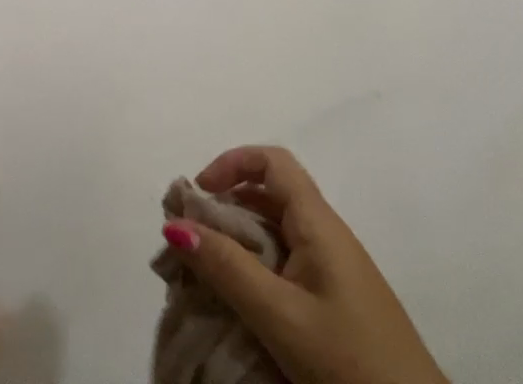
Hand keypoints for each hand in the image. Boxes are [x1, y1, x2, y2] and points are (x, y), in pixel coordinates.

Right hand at [162, 147, 446, 383]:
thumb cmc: (349, 359)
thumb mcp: (278, 314)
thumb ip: (226, 267)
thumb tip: (174, 222)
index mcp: (319, 225)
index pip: (273, 161)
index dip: (231, 163)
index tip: (199, 195)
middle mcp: (327, 236)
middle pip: (268, 193)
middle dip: (222, 205)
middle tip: (187, 237)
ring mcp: (332, 268)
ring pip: (273, 230)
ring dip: (233, 238)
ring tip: (202, 269)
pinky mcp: (333, 298)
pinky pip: (283, 261)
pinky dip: (251, 265)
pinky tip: (235, 296)